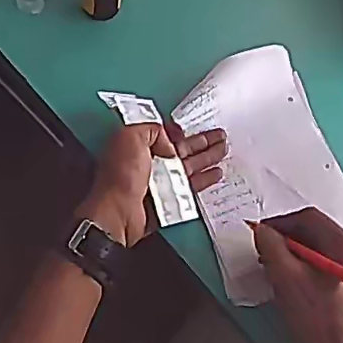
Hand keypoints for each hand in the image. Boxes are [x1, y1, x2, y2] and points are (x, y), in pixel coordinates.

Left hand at [77, 122, 227, 245]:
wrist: (119, 213)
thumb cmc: (121, 176)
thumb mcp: (131, 137)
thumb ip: (151, 130)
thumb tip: (169, 142)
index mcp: (138, 146)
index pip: (163, 135)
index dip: (179, 131)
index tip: (193, 128)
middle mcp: (148, 164)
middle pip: (182, 150)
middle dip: (202, 142)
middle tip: (221, 137)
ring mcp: (159, 184)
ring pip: (189, 167)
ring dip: (207, 158)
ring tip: (224, 151)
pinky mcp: (168, 201)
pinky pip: (190, 188)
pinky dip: (203, 180)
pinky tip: (216, 174)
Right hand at [253, 208, 342, 342]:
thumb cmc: (313, 317)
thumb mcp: (284, 275)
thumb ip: (270, 245)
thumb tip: (262, 230)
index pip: (309, 217)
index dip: (280, 222)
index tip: (260, 230)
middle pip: (313, 229)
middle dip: (284, 235)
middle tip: (263, 245)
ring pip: (313, 244)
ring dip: (289, 249)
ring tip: (270, 261)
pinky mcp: (342, 279)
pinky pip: (317, 259)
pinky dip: (298, 261)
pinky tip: (283, 274)